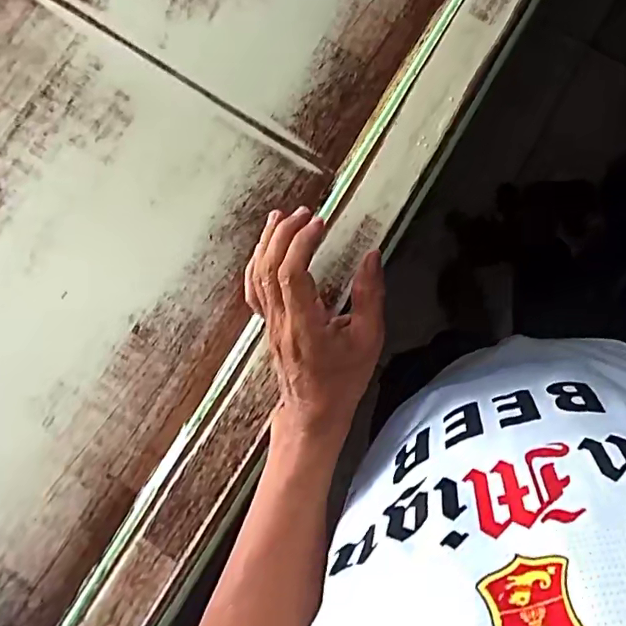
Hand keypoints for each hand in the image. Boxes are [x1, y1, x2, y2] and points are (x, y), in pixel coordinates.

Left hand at [244, 207, 385, 445]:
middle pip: (269, 268)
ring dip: (268, 243)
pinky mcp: (269, 324)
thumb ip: (370, 296)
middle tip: (305, 213)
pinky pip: (254, 288)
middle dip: (285, 234)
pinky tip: (266, 247)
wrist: (314, 412)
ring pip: (257, 275)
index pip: (292, 275)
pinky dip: (258, 262)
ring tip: (281, 218)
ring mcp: (270, 322)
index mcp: (305, 324)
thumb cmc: (342, 379)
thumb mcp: (369, 339)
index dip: (302, 243)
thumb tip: (371, 258)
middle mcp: (281, 320)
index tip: (320, 223)